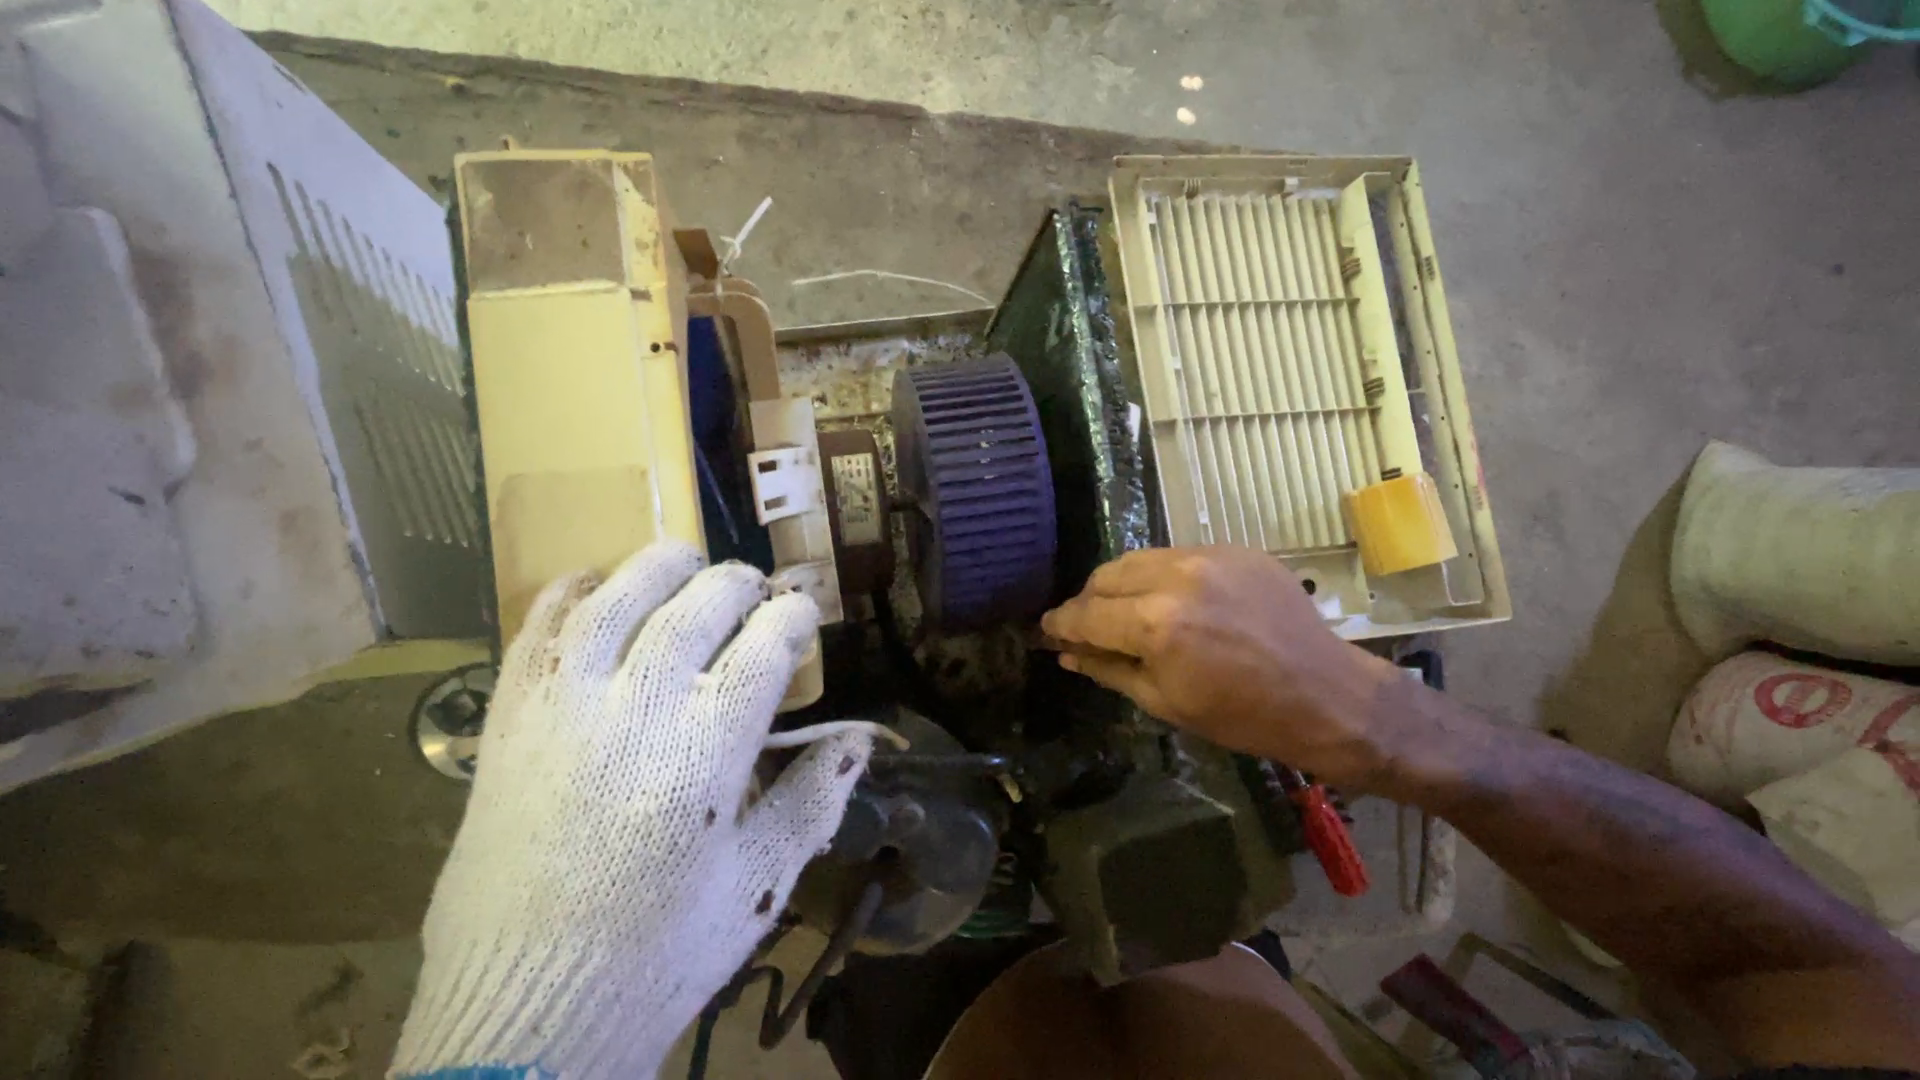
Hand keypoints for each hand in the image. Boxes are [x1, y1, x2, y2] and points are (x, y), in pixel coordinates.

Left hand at [393, 542, 871, 1078]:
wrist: (526, 1012)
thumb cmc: (657, 953)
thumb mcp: (758, 883)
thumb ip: (812, 799)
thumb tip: (855, 740)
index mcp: (707, 749)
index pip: (765, 645)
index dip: (794, 618)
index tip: (805, 612)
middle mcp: (636, 707)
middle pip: (698, 604)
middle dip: (739, 584)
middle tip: (757, 592)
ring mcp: (563, 706)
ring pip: (617, 595)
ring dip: (661, 567)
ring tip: (687, 566)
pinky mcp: (509, 721)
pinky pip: (536, 628)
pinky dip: (571, 592)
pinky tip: (596, 586)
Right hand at [1040, 546, 1400, 786]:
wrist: (1326, 695)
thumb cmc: (1243, 716)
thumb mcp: (1165, 701)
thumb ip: (1110, 668)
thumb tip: (1067, 653)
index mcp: (1156, 623)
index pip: (1086, 612)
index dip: (1060, 623)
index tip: (1048, 629)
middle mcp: (1176, 577)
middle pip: (1106, 575)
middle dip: (1089, 601)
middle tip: (1090, 626)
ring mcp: (1209, 557)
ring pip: (1139, 559)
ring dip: (1124, 584)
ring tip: (1131, 612)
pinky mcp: (1236, 551)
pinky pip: (1179, 555)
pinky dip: (1164, 576)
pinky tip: (1177, 603)